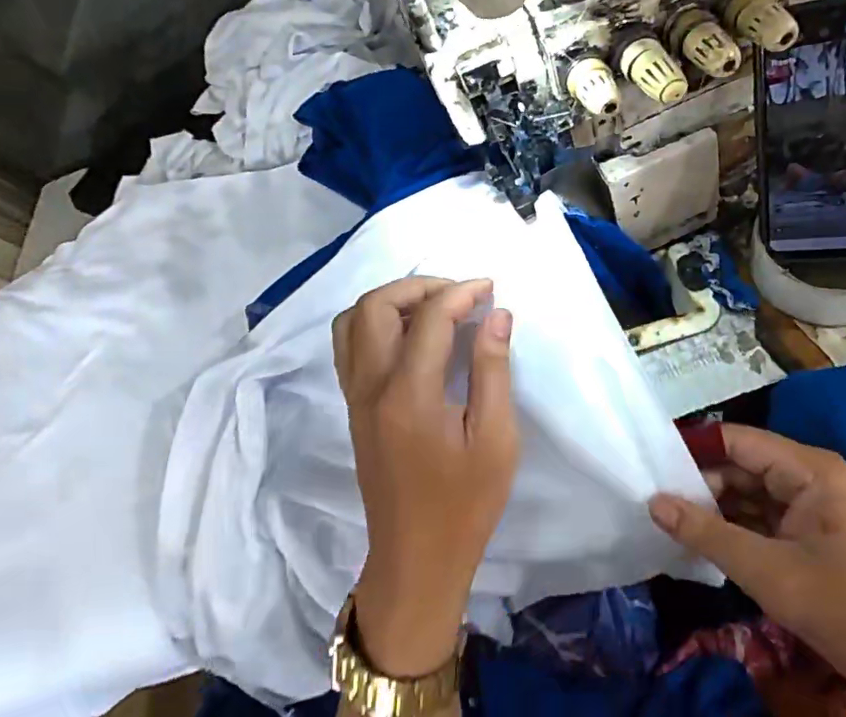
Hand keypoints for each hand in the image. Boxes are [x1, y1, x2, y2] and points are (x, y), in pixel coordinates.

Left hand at [334, 277, 519, 677]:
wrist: (416, 558)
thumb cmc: (465, 505)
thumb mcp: (495, 441)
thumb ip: (493, 370)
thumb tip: (496, 314)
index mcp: (409, 394)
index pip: (428, 319)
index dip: (460, 293)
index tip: (489, 288)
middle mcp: (371, 386)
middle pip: (376, 306)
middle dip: (418, 286)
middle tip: (459, 295)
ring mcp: (355, 395)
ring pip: (353, 320)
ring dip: (390, 300)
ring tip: (432, 308)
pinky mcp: (352, 406)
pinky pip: (349, 345)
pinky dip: (373, 323)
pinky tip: (408, 335)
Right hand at [649, 426, 845, 716]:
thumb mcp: (767, 572)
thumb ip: (706, 533)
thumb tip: (653, 502)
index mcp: (808, 469)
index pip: (736, 440)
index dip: (693, 449)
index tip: (651, 466)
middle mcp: (809, 476)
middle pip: (741, 465)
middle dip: (701, 484)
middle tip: (656, 502)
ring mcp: (813, 506)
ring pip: (749, 493)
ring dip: (715, 509)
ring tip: (670, 521)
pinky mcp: (813, 533)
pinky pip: (763, 518)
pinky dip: (735, 529)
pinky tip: (702, 542)